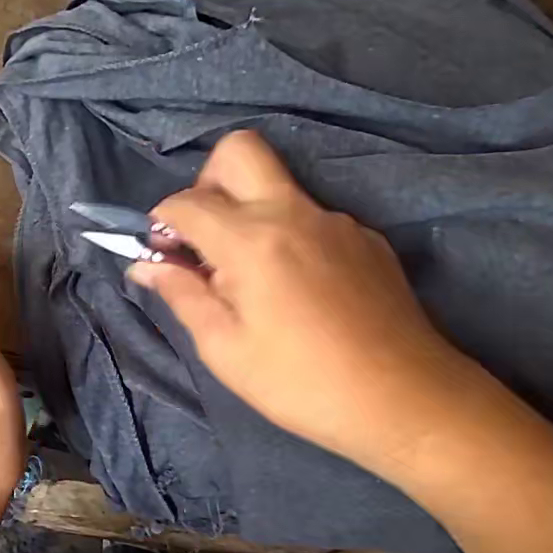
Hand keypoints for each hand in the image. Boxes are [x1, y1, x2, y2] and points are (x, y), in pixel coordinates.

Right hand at [130, 131, 497, 475]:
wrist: (407, 401)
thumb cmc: (300, 382)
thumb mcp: (223, 347)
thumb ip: (180, 294)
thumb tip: (145, 264)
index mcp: (252, 240)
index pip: (186, 201)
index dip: (160, 221)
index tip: (161, 254)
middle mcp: (294, 212)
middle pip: (239, 151)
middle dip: (206, 181)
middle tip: (203, 237)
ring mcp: (336, 221)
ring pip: (276, 185)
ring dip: (246, 212)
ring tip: (249, 276)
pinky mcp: (365, 238)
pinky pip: (309, 216)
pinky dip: (284, 234)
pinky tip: (295, 289)